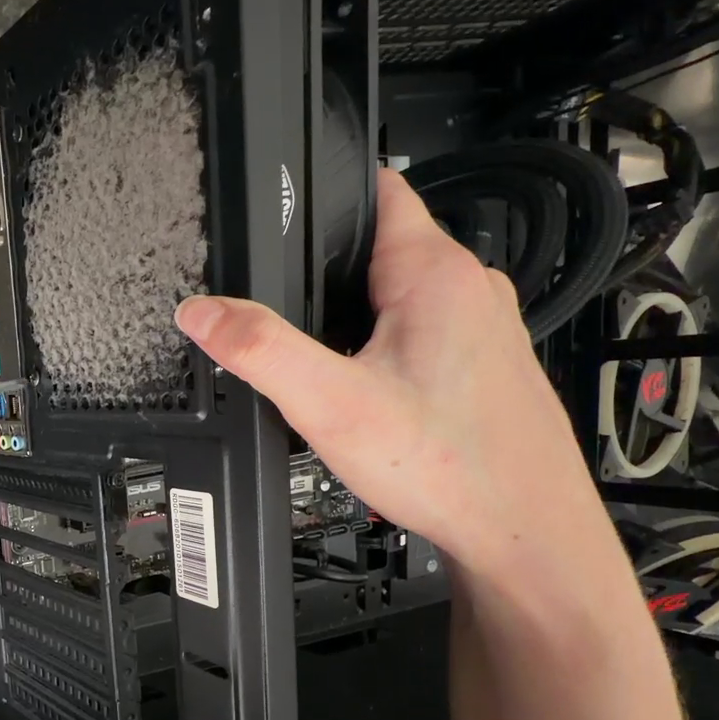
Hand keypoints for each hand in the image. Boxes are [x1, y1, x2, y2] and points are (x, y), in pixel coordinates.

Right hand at [173, 169, 613, 579]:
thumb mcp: (328, 402)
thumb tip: (200, 310)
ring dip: (344, 305)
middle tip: (262, 286)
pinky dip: (368, 340)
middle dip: (319, 261)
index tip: (282, 193)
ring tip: (293, 338)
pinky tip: (343, 382)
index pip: (384, 196)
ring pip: (394, 294)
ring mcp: (476, 330)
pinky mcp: (474, 366)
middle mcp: (467, 293)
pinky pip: (410, 331)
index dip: (327, 188)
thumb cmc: (446, 464)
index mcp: (436, 278)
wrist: (518, 531)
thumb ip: (259, 349)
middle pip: (379, 248)